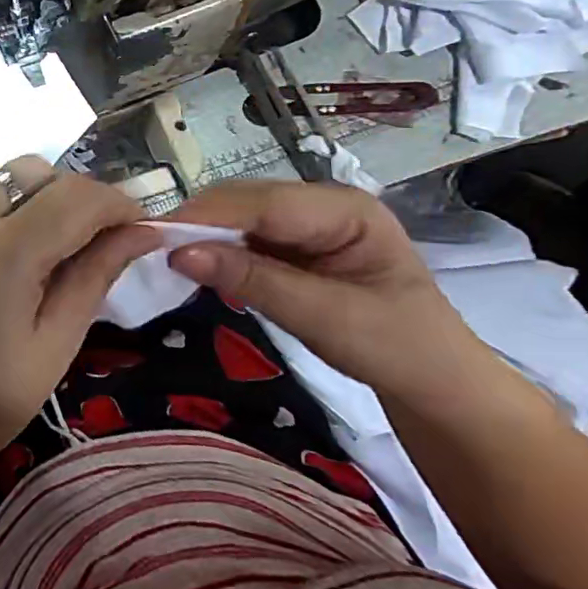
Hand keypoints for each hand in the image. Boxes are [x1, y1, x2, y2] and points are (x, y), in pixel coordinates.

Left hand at [0, 156, 160, 464]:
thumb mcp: (57, 340)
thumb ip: (96, 274)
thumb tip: (143, 232)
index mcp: (2, 251)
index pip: (74, 196)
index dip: (118, 204)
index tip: (144, 229)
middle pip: (35, 172)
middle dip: (79, 194)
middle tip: (105, 237)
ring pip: (6, 182)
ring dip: (45, 198)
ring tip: (68, 247)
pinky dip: (15, 212)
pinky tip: (29, 256)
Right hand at [164, 181, 499, 405]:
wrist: (436, 387)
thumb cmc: (398, 349)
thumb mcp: (327, 317)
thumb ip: (253, 281)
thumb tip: (179, 254)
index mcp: (347, 210)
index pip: (265, 203)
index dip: (209, 216)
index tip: (156, 236)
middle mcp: (321, 205)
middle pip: (245, 202)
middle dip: (201, 223)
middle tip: (151, 250)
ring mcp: (305, 224)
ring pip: (238, 217)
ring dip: (203, 236)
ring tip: (165, 257)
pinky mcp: (291, 246)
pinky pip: (243, 239)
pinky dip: (216, 251)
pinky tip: (196, 265)